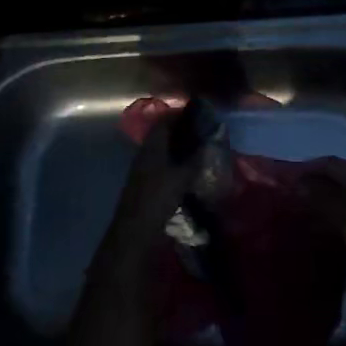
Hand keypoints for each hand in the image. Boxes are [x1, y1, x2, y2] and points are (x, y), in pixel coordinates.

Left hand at [94, 111, 198, 277]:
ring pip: (162, 152)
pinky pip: (162, 167)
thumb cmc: (157, 199)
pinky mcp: (145, 186)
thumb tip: (210, 141)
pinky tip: (189, 172)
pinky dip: (175, 164)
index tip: (199, 114)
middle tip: (204, 132)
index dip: (179, 115)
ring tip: (201, 150)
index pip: (163, 123)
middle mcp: (144, 155)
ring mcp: (143, 171)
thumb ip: (195, 159)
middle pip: (162, 137)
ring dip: (179, 149)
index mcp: (151, 148)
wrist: (135, 231)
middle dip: (181, 132)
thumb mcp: (180, 178)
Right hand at [299, 157, 345, 300]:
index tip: (285, 176)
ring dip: (323, 192)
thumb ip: (323, 202)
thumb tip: (299, 185)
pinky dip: (335, 203)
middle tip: (290, 190)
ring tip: (300, 202)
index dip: (308, 167)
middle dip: (314, 179)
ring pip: (345, 187)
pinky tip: (319, 215)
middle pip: (340, 173)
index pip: (333, 164)